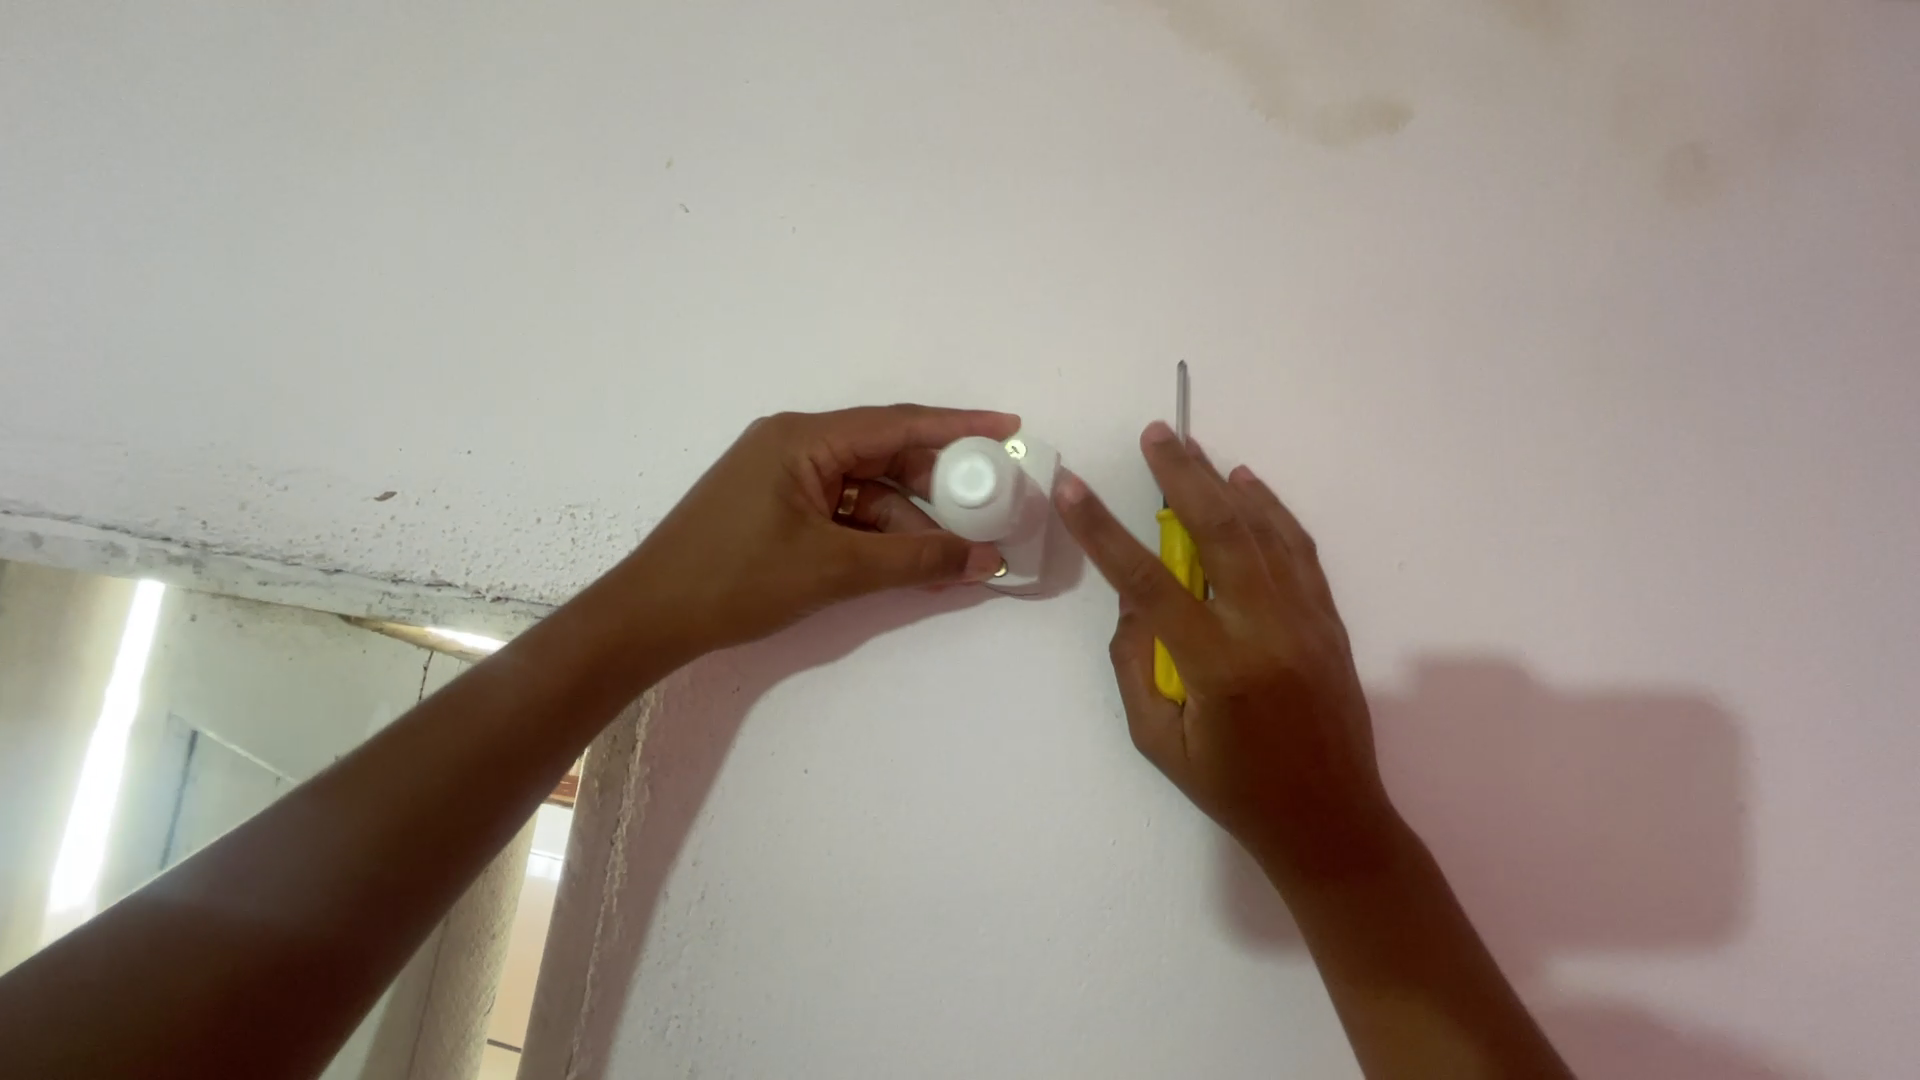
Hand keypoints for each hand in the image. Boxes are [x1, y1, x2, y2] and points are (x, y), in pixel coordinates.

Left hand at [626, 404, 1017, 655]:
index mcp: (804, 439)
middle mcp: (796, 445)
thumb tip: (985, 559)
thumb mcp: (835, 570)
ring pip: (867, 491)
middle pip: (885, 456)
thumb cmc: (736, 581)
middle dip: (938, 487)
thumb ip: (916, 561)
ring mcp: (786, 478)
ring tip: (955, 558)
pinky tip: (912, 566)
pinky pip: (845, 513)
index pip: (897, 423)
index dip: (959, 426)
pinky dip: (878, 537)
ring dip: (909, 524)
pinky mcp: (780, 508)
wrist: (650, 619)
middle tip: (989, 507)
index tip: (1009, 428)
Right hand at [1054, 422, 1390, 874]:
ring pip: (1263, 530)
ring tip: (1191, 448)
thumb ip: (1134, 664)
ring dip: (1223, 483)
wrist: (1331, 822)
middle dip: (1181, 476)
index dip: (1102, 530)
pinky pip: (1298, 549)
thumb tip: (1132, 599)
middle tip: (1155, 434)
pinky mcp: (1329, 619)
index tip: (1072, 487)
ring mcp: (1306, 619)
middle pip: (1218, 531)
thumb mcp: (1157, 740)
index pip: (1148, 581)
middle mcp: (1267, 629)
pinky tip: (1248, 485)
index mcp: (1218, 665)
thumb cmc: (1232, 789)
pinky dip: (1272, 510)